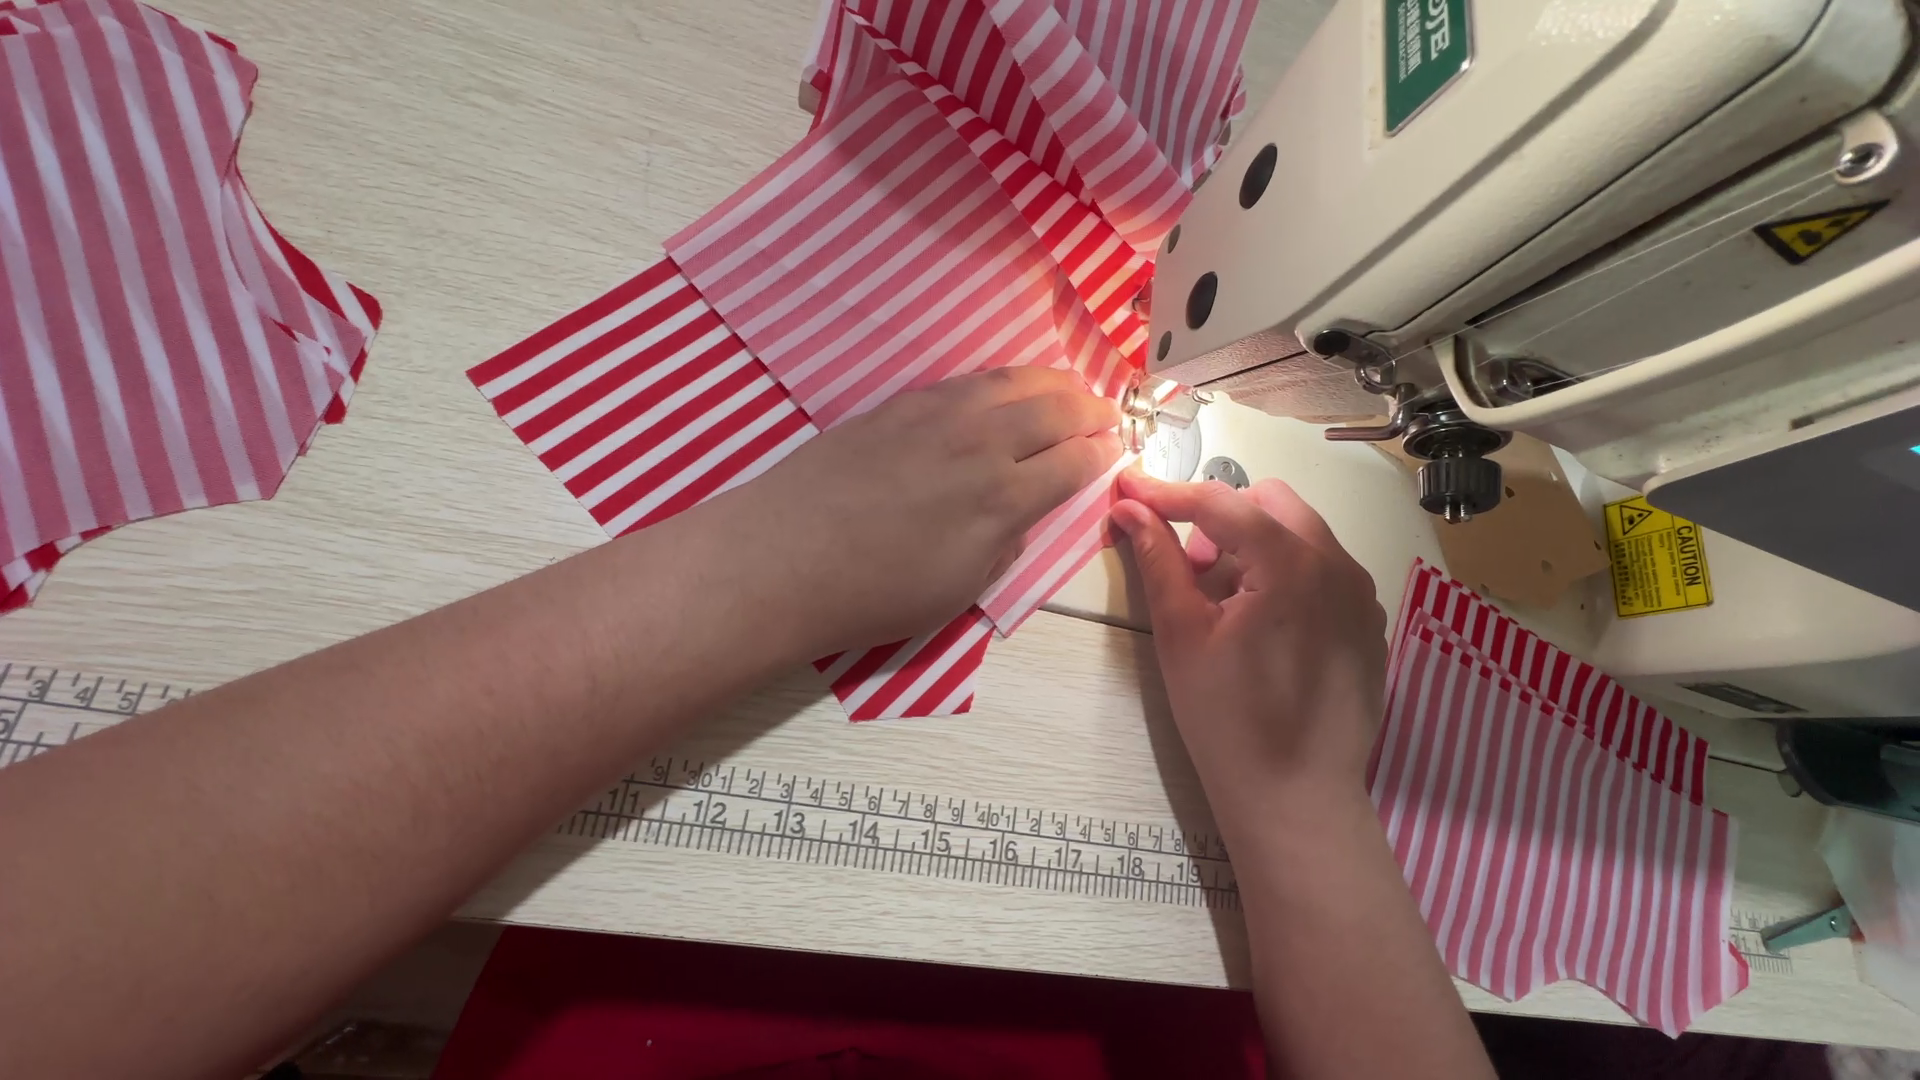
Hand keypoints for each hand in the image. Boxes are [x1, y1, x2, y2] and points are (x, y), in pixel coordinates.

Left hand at [704, 367, 1121, 655]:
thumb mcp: (958, 590)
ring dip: (1053, 381)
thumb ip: (1003, 544)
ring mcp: (937, 413)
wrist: (783, 557)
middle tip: (1108, 414)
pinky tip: (1004, 389)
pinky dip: (1002, 380)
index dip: (1104, 455)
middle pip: (1055, 407)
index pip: (1075, 462)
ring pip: (1013, 380)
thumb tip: (1020, 512)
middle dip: (1092, 408)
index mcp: (1003, 497)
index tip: (1117, 451)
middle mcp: (980, 442)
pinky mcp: (899, 403)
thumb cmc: (873, 594)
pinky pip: (967, 380)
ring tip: (1069, 388)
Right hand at [1110, 471, 1387, 833]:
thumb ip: (1157, 560)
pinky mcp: (1369, 624)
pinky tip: (1264, 628)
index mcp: (1289, 563)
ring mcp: (1361, 595)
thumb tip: (1128, 508)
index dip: (1167, 492)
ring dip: (1254, 543)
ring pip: (1301, 533)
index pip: (1220, 501)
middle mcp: (1337, 564)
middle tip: (1190, 567)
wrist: (1296, 797)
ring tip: (1226, 601)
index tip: (1127, 487)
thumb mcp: (1181, 634)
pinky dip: (1286, 573)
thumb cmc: (1226, 717)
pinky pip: (1324, 570)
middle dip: (1221, 516)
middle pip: (1270, 502)